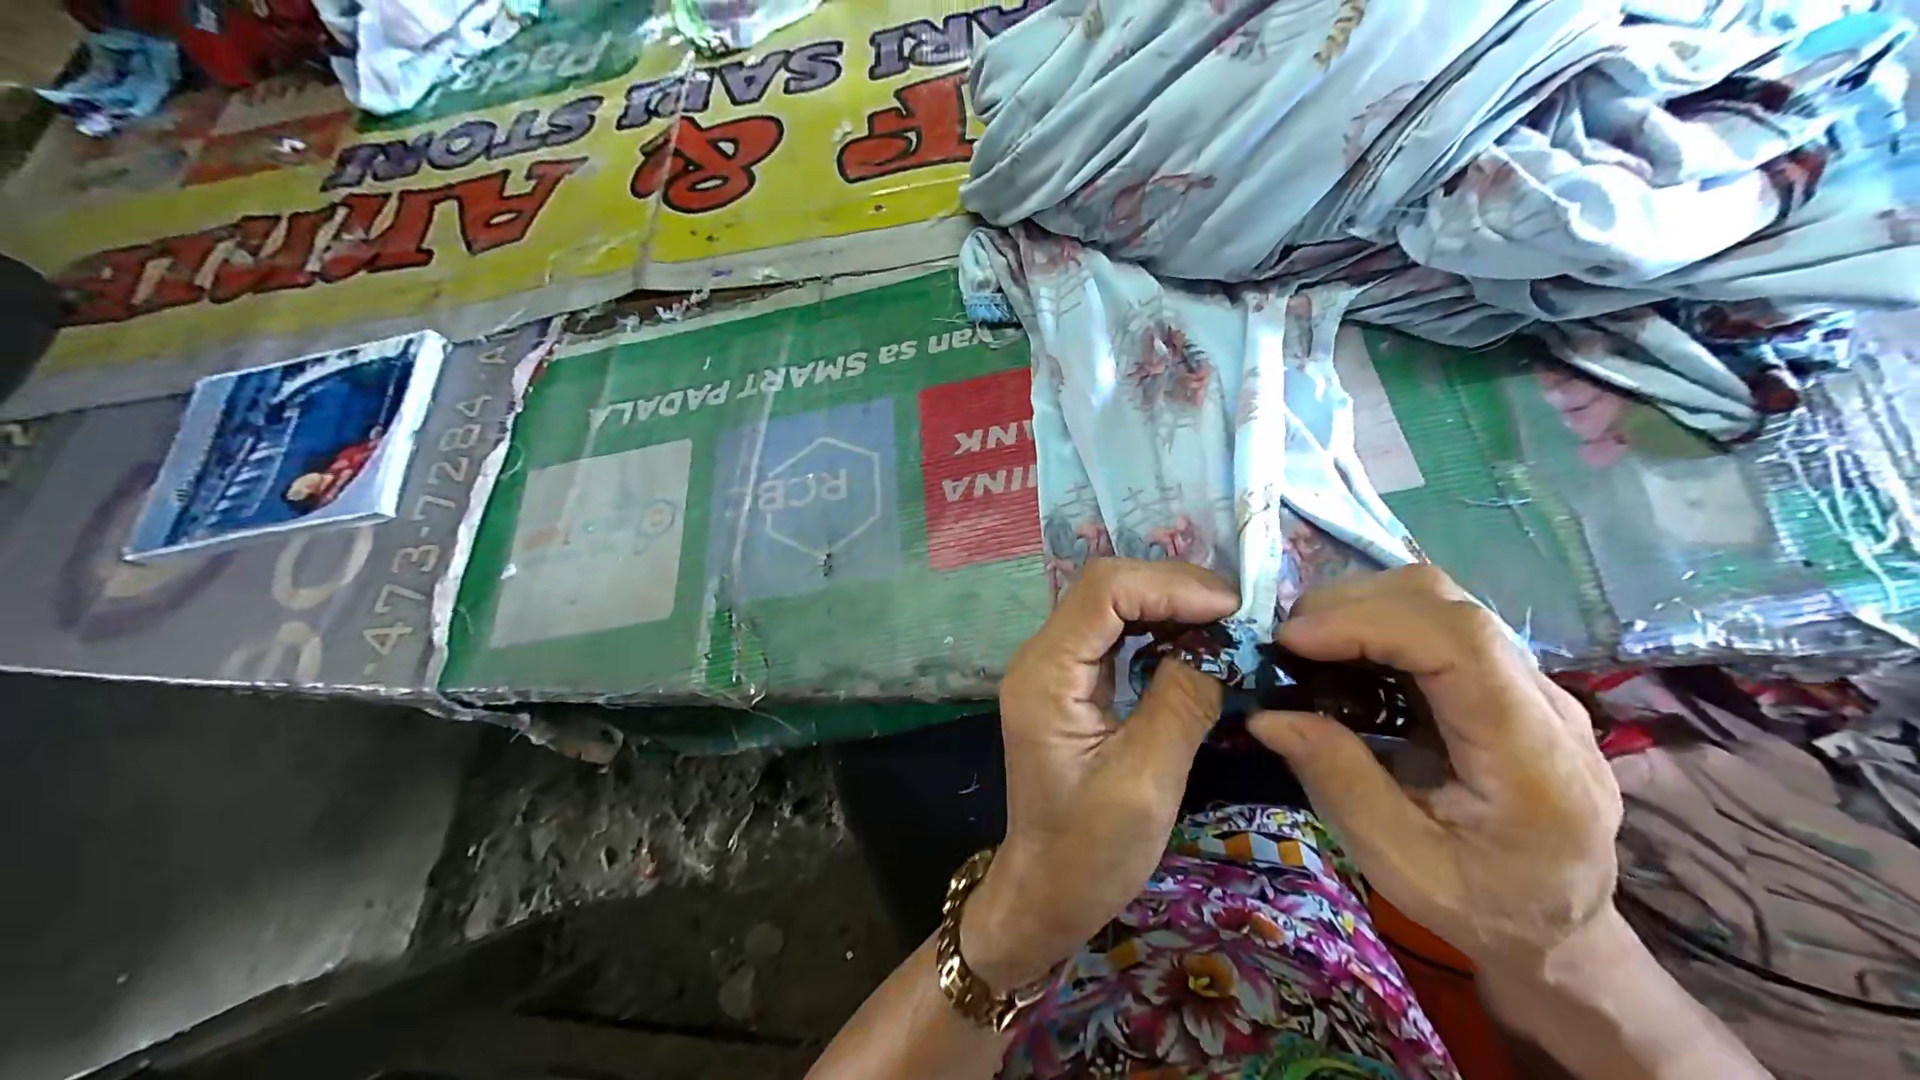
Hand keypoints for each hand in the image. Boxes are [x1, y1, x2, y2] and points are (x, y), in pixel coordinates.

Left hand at [962, 558, 1237, 990]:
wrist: (1047, 889)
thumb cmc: (1091, 849)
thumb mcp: (1147, 781)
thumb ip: (1181, 702)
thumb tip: (1219, 644)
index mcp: (1046, 674)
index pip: (1103, 591)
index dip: (1169, 586)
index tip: (1230, 609)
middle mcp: (1041, 657)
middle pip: (1105, 588)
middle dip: (1172, 588)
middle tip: (1237, 613)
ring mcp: (1052, 667)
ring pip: (1110, 604)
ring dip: (1168, 604)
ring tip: (1224, 622)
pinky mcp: (1069, 682)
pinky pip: (1113, 633)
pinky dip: (1156, 628)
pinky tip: (1193, 642)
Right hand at [1247, 565, 1622, 969]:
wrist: (1562, 928)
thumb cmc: (1483, 905)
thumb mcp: (1400, 865)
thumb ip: (1338, 783)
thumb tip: (1267, 715)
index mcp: (1532, 756)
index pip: (1458, 642)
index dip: (1366, 622)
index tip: (1290, 641)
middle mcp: (1543, 701)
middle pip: (1445, 604)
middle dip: (1350, 605)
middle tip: (1285, 643)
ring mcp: (1529, 682)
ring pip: (1439, 599)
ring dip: (1359, 605)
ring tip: (1306, 645)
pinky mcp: (1504, 677)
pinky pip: (1434, 620)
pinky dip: (1373, 620)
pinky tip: (1340, 654)